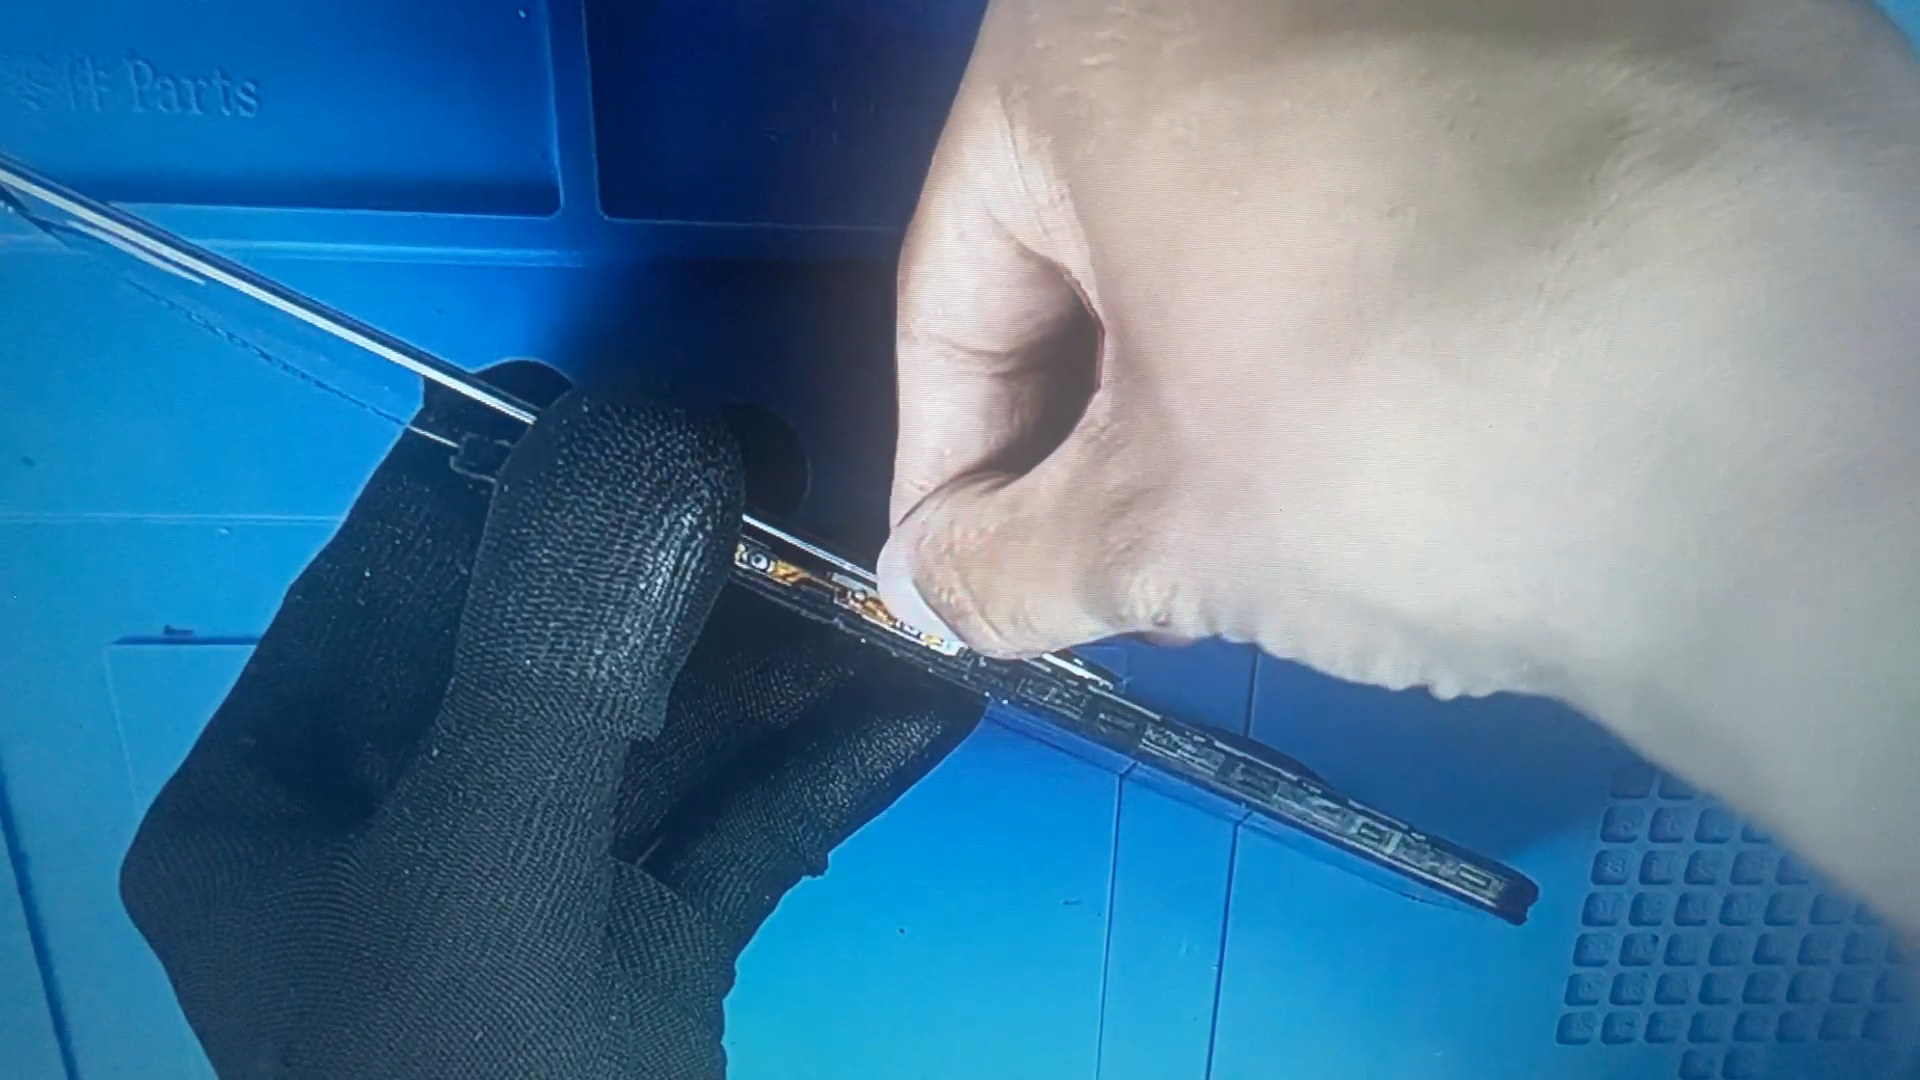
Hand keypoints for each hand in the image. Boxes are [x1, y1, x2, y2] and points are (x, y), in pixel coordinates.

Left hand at [120, 364, 982, 1079]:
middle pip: (581, 636)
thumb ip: (559, 648)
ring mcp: (565, 859)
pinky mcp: (668, 918)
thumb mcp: (488, 864)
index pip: (407, 564)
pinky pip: (760, 811)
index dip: (509, 468)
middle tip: (787, 487)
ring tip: (883, 592)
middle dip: (694, 568)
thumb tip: (647, 443)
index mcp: (305, 783)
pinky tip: (929, 707)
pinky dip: (842, 762)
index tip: (624, 404)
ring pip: (693, 720)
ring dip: (798, 662)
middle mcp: (435, 803)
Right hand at [877, 0, 1919, 925]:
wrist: (1836, 446)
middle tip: (1065, 568)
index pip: (946, 287)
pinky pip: (1303, 212)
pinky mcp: (1526, 43)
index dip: (936, 456)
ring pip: (1177, 239)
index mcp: (1089, 43)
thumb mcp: (1158, 530)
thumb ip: (1001, 569)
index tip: (945, 563)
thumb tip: (921, 599)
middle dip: (1049, 441)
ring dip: (1153, 406)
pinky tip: (1292, 447)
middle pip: (1059, 260)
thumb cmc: (1413, 446)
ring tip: (1177, 537)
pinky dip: (1263, 338)